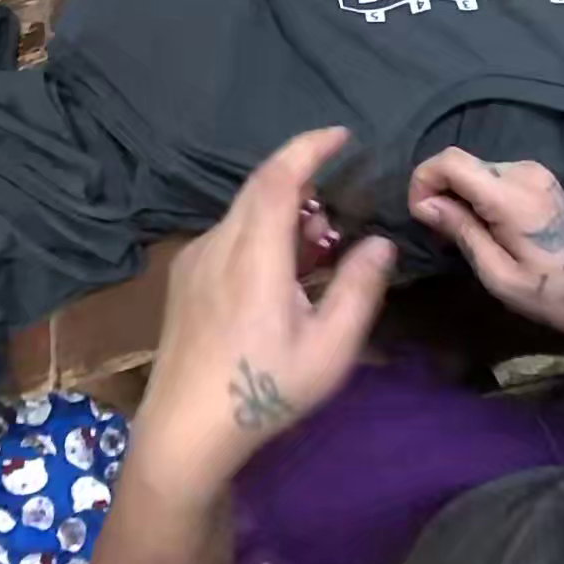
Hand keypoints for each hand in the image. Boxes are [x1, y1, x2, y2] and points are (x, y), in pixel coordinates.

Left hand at [135, 128, 394, 500]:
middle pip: (260, 186)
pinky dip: (259, 231)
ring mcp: (195, 256)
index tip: (341, 135)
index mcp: (253, 254)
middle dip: (302, 180)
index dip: (309, 147)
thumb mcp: (329, 350)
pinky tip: (276, 272)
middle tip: (336, 208)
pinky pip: (228, 232)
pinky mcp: (185, 272)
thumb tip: (379, 242)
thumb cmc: (263, 391)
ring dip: (282, 211)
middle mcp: (218, 242)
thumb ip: (358, 289)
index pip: (278, 177)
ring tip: (313, 248)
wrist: (184, 429)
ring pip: (244, 210)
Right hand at [408, 147, 563, 343]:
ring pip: (472, 168)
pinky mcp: (538, 179)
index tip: (422, 216)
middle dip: (437, 190)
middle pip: (458, 162)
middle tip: (439, 231)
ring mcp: (534, 172)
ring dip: (455, 193)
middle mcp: (522, 172)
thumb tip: (425, 204)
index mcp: (512, 195)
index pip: (448, 161)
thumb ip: (461, 231)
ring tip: (462, 232)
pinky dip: (474, 193)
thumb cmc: (555, 295)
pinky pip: (490, 175)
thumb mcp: (498, 275)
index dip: (423, 182)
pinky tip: (484, 225)